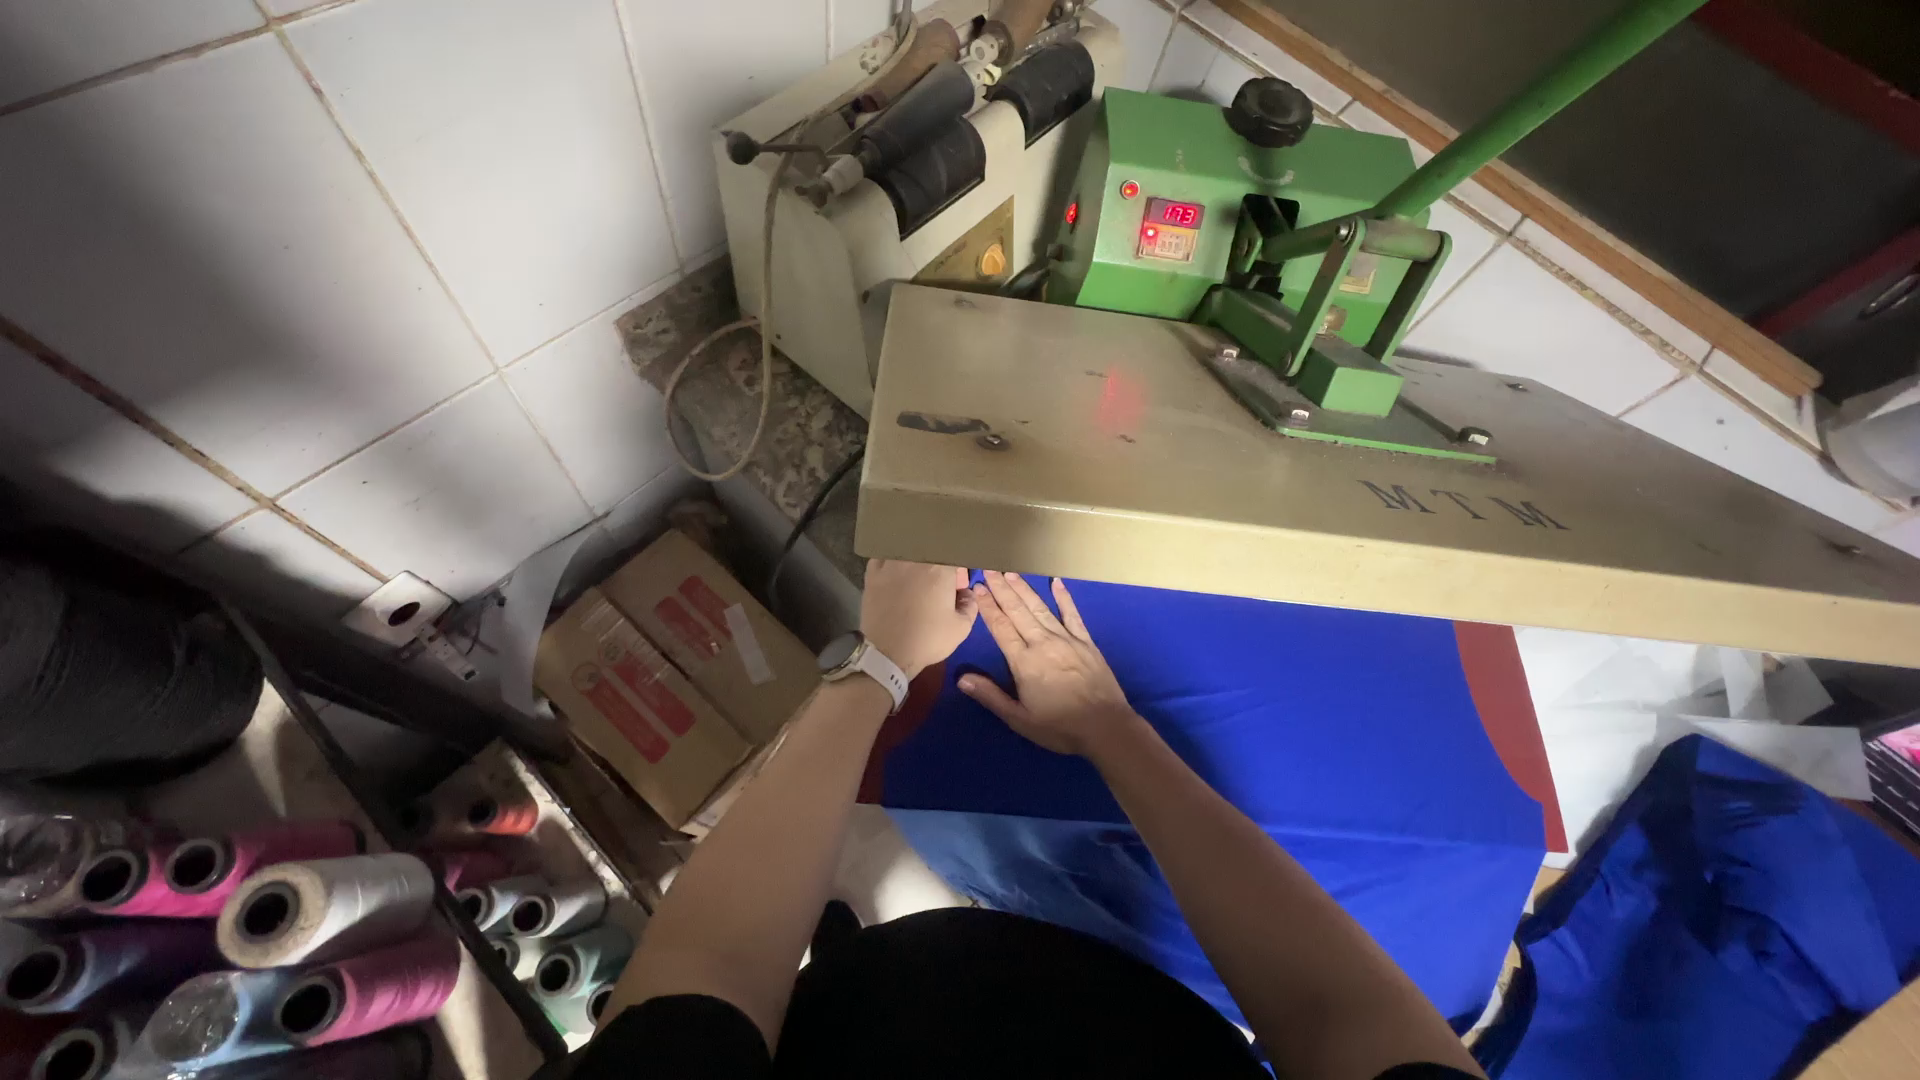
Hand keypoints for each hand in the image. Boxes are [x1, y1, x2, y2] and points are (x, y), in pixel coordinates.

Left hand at [860, 560, 977, 677]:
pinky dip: (891, 560)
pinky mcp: (872, 574)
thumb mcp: (961, 628)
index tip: (957, 583)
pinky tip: (894, 569)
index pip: (954, 555)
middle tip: (938, 581)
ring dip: (914, 557)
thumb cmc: (928, 640)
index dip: (958, 568)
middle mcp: (915, 559)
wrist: (888, 653)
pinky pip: (883, 557)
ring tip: (916, 574)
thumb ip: (970, 605)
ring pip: (906, 549)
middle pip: (931, 549)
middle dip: (938, 562)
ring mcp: (890, 564)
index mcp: (940, 568)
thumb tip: (966, 593)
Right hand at [959, 572, 1137, 756]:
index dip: (988, 607)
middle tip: (989, 569)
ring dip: (1024, 589)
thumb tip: (961, 679)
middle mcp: (1043, 643)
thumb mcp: (1019, 719)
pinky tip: (1056, 582)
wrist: (1106, 728)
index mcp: (1024, 662)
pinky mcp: (1086, 642)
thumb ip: (990, 696)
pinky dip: (1064, 598)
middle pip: (1018, 611)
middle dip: (1002, 589)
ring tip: (1010, 572)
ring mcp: (1067, 640)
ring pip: (1041, 608)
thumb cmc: (1059, 727)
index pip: (1001, 628)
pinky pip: (1073, 615)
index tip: (978, 588)